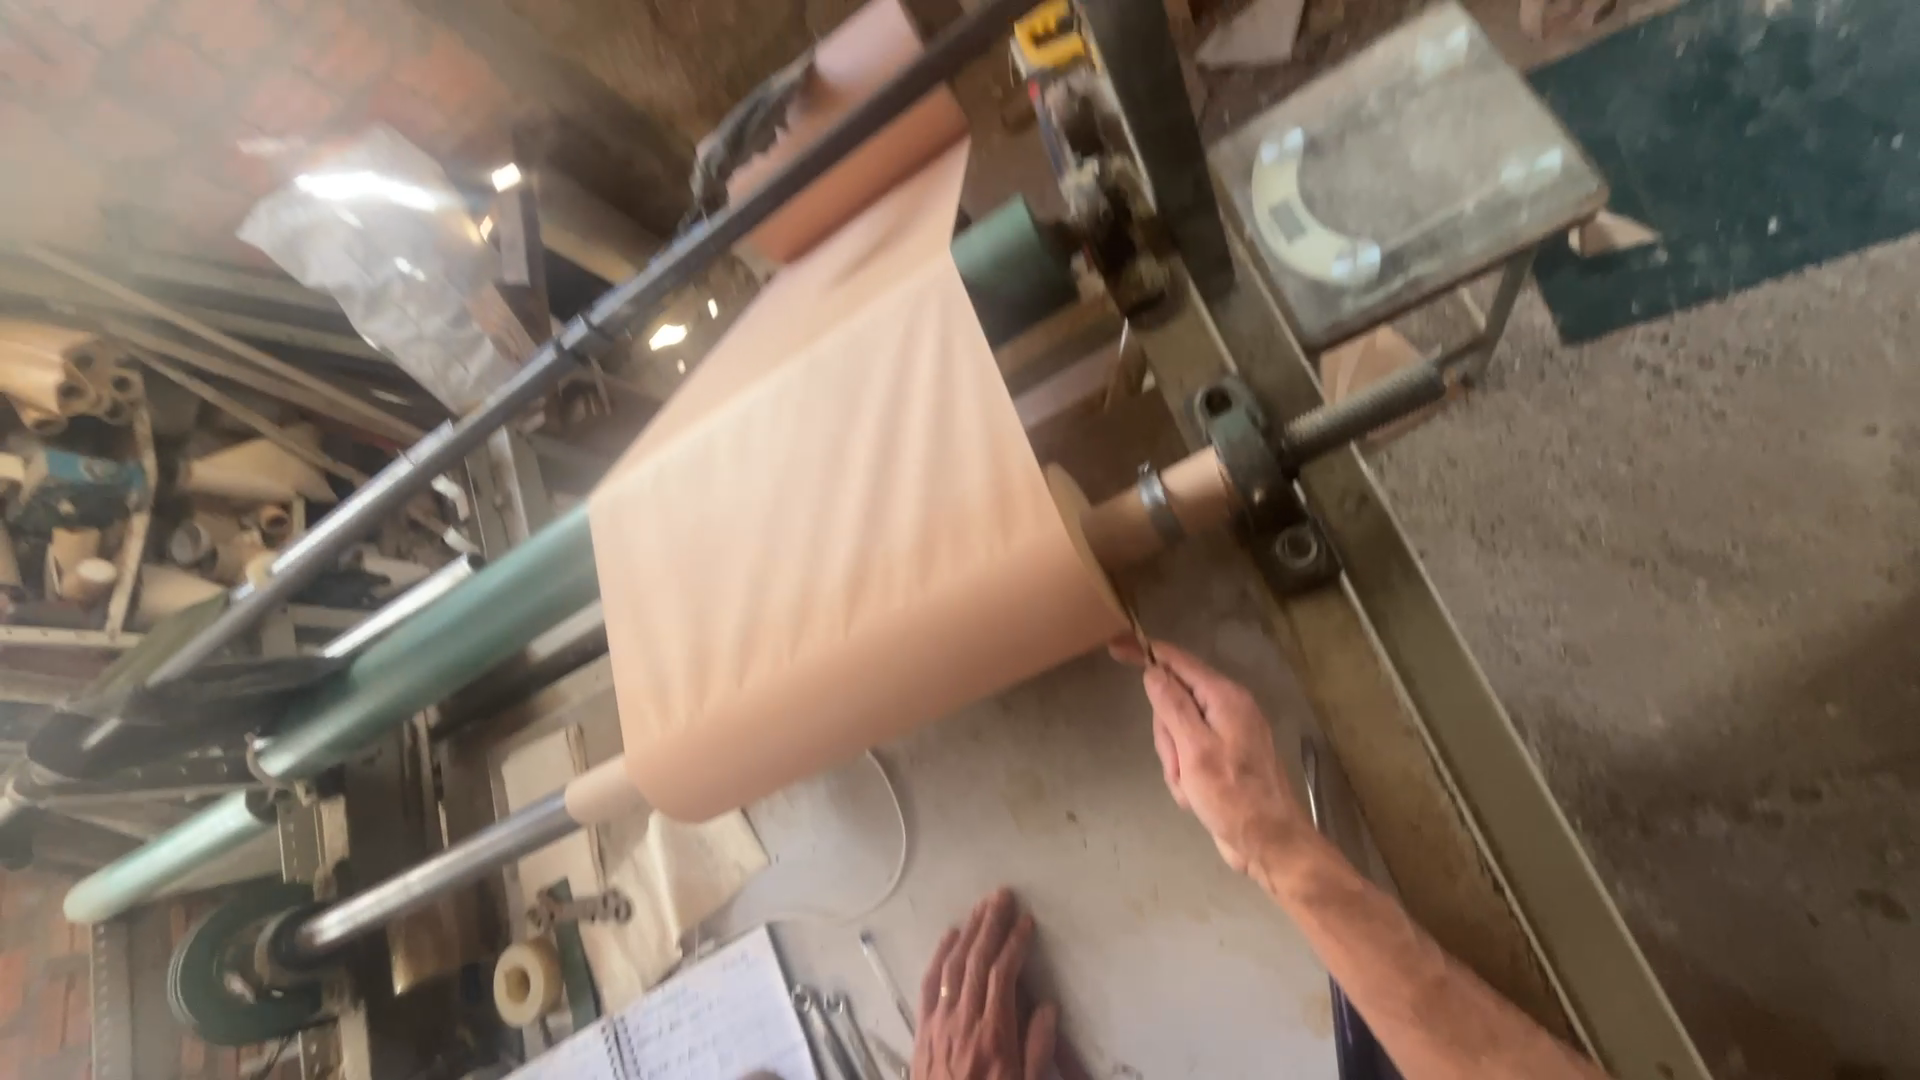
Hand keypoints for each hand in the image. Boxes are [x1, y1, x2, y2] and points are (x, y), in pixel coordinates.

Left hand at [912, 889, 1057, 1079]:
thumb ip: (1038, 1051)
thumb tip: (1046, 1006)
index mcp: (994, 1037)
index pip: (1004, 975)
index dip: (1015, 943)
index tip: (1026, 921)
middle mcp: (964, 1022)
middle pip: (977, 960)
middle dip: (991, 924)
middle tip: (1003, 896)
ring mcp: (939, 1024)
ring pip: (954, 965)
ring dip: (969, 931)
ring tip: (982, 906)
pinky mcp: (922, 1030)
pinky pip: (929, 983)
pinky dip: (939, 954)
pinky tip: (949, 935)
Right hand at [1111, 638, 1307, 872]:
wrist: (1270, 845)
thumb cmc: (1233, 797)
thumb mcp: (1194, 749)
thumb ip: (1172, 706)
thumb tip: (1153, 672)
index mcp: (1225, 698)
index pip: (1177, 662)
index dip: (1145, 652)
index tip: (1114, 647)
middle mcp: (1228, 708)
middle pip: (1173, 699)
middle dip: (1165, 733)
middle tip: (1177, 763)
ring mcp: (1227, 733)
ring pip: (1176, 729)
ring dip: (1174, 759)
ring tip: (1189, 784)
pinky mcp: (1224, 756)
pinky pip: (1187, 751)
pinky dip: (1184, 771)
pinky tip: (1195, 794)